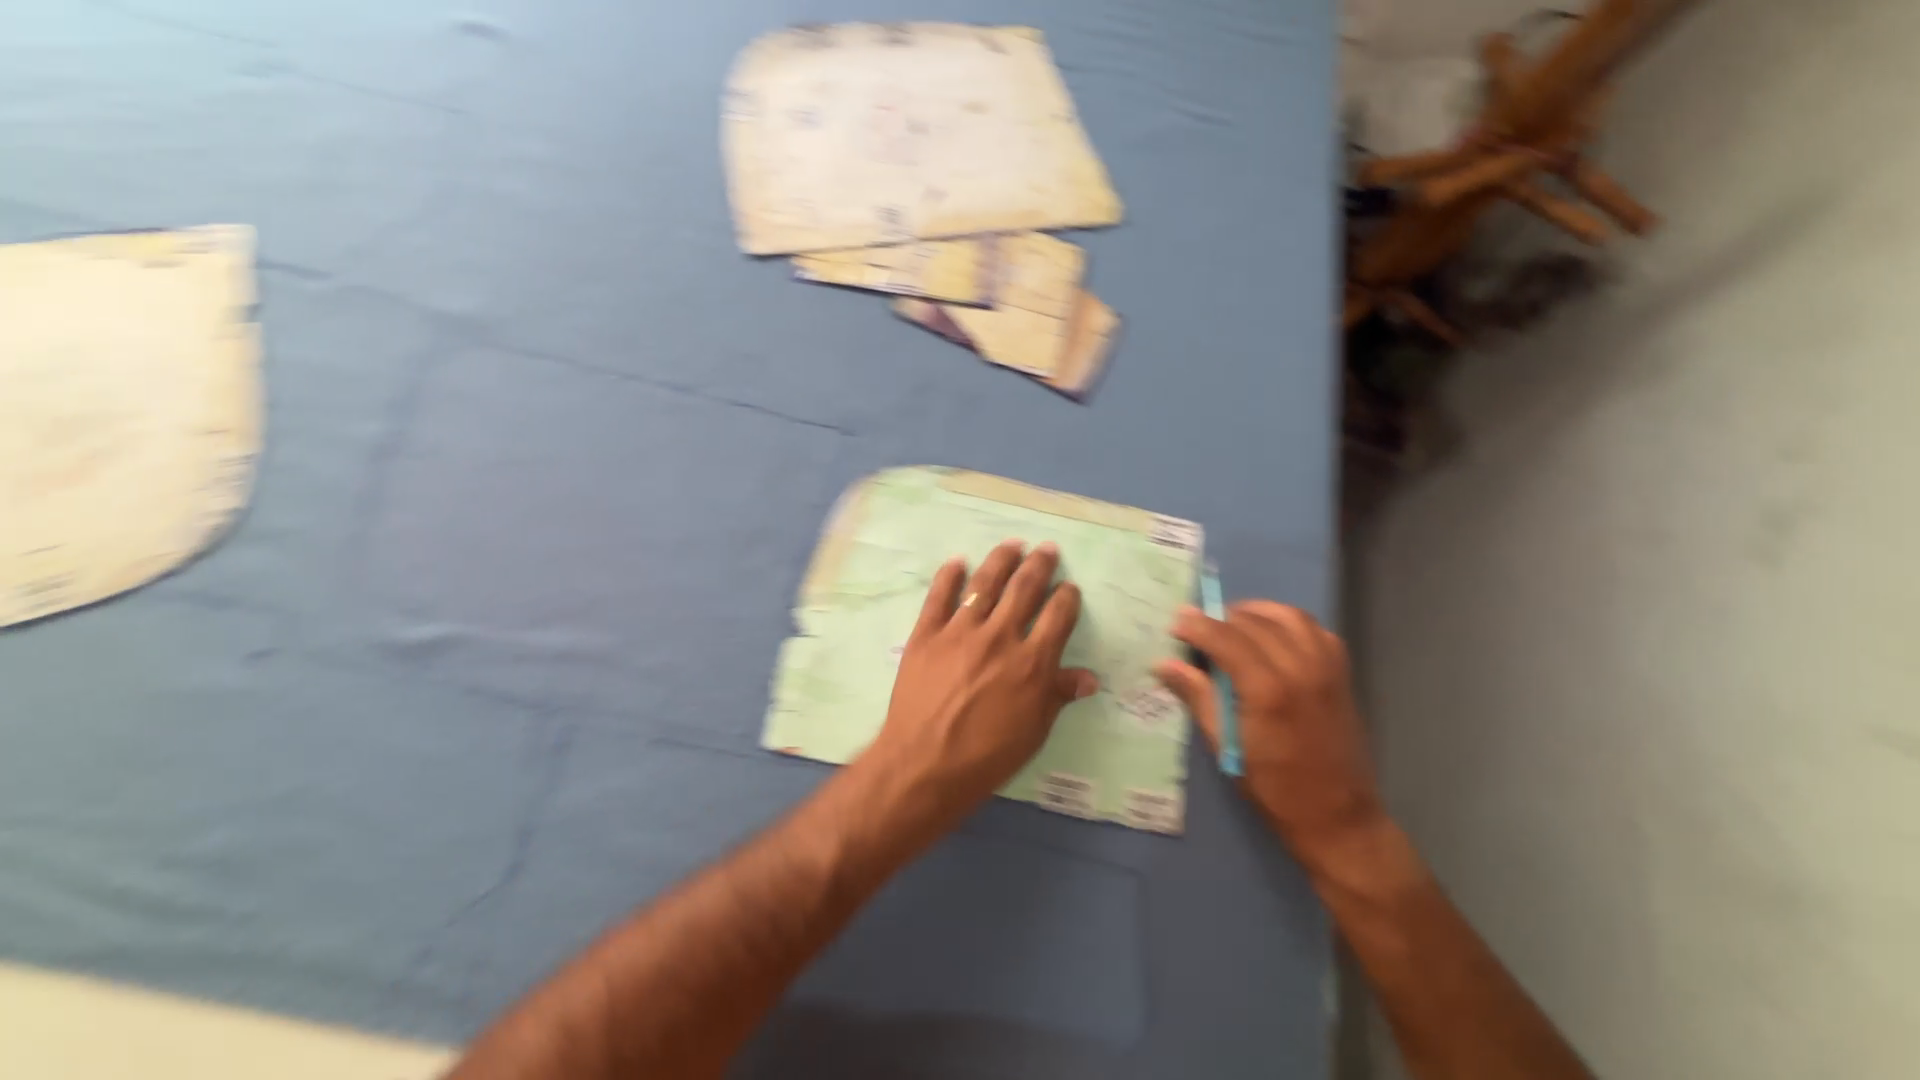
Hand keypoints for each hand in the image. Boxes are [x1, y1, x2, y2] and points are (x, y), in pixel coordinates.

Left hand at [862, 540, 1096, 824]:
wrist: (924, 764)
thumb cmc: (986, 756)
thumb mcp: (1033, 731)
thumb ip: (1057, 696)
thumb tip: (1089, 678)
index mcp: (1031, 661)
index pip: (1058, 615)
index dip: (1067, 597)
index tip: (1069, 588)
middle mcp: (999, 636)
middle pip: (1024, 588)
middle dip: (1039, 565)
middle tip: (1047, 549)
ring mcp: (960, 632)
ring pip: (984, 583)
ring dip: (1001, 560)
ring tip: (1012, 544)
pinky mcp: (926, 634)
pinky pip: (939, 596)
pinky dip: (949, 576)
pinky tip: (958, 562)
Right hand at [1154, 601, 1384, 865]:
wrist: (1338, 816)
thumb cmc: (1275, 789)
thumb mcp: (1227, 747)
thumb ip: (1198, 697)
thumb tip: (1165, 664)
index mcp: (1268, 690)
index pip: (1226, 638)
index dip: (1198, 626)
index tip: (1175, 623)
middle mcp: (1301, 668)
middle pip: (1254, 622)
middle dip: (1221, 619)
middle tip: (1197, 629)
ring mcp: (1326, 668)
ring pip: (1288, 616)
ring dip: (1255, 612)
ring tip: (1232, 624)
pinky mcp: (1341, 673)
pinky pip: (1313, 629)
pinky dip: (1287, 623)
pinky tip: (1271, 636)